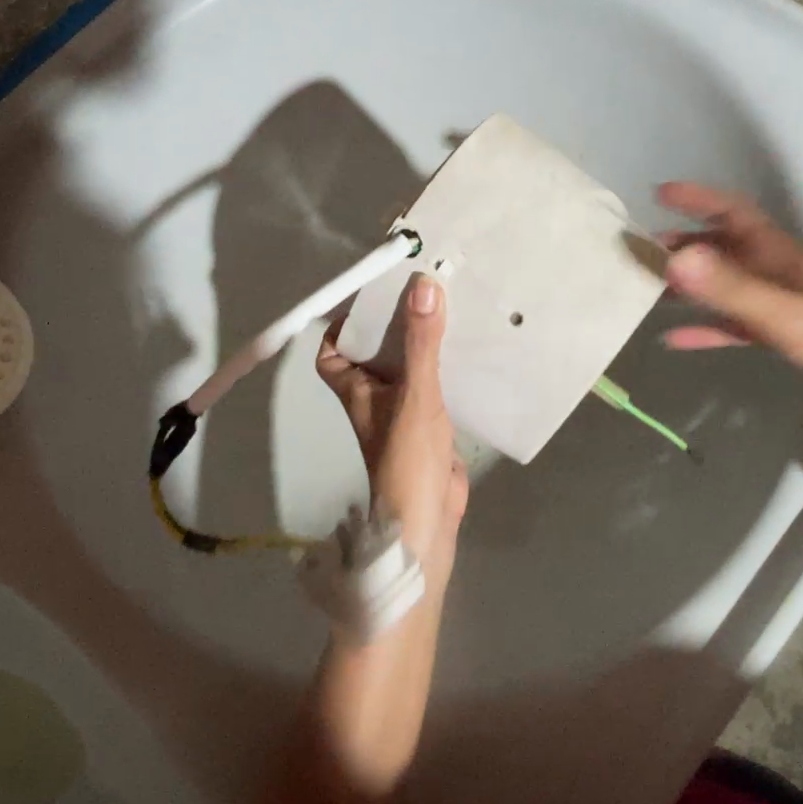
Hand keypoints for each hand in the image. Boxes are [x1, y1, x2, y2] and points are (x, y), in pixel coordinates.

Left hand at [316, 274, 467, 582]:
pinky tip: (470, 354)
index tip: (369, 301)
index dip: (343, 327)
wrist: (428, 518)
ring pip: (408, 370)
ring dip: (423, 346)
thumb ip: (420, 342)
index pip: (333, 353)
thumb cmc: (406, 455)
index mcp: (356, 390)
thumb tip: (423, 285)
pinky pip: (435, 389)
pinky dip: (447, 370)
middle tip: (422, 292)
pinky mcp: (430, 428)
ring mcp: (402, 414)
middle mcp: (375, 399)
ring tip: (450, 311)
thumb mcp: (415, 392)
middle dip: (394, 326)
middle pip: (376, 354)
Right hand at [655, 181, 802, 401]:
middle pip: (724, 248)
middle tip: (645, 248)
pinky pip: (735, 324)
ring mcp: (781, 303)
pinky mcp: (784, 333)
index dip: (698, 199)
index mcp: (779, 256)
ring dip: (692, 283)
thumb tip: (675, 258)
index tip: (661, 193)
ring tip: (653, 286)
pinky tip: (676, 338)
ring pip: (727, 285)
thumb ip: (730, 288)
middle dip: (686, 243)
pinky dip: (706, 327)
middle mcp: (777, 272)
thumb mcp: (783, 313)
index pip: (733, 213)